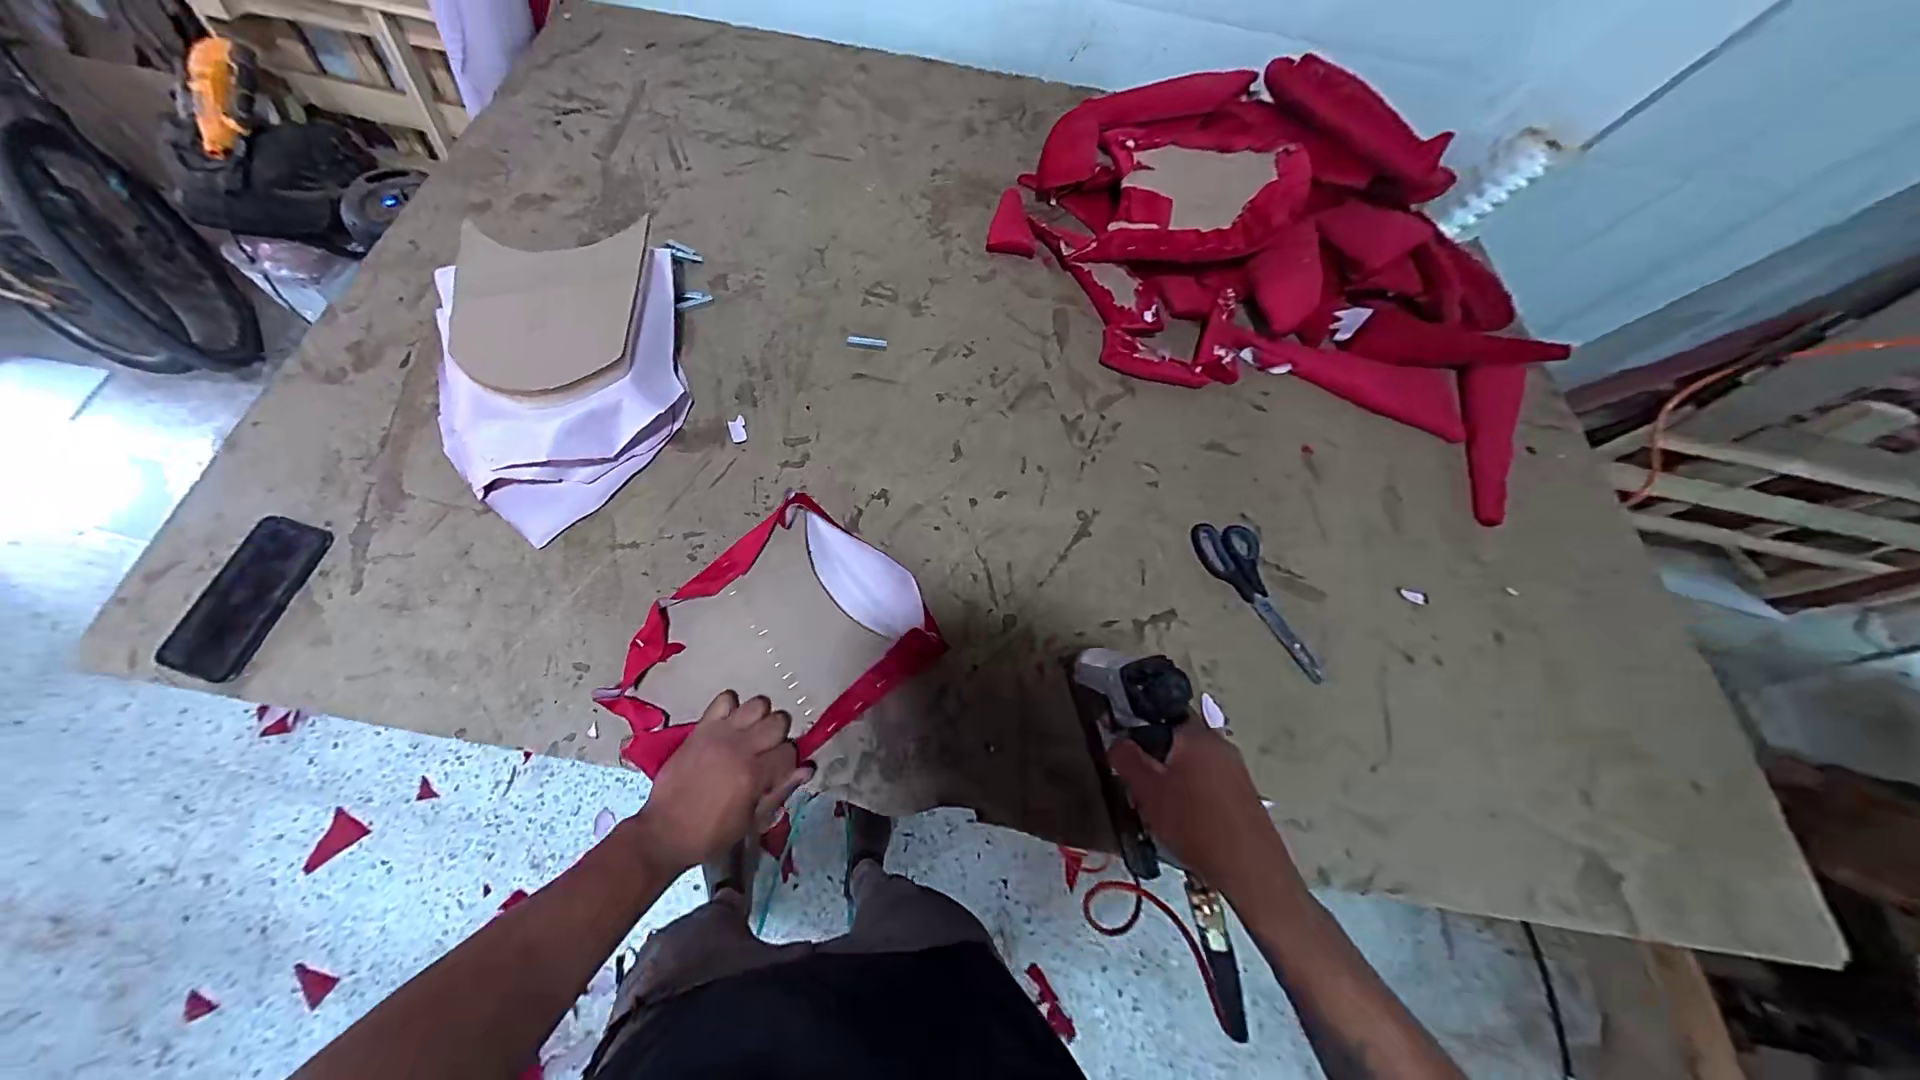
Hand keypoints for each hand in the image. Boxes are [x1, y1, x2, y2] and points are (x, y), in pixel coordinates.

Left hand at [630, 691, 812, 874]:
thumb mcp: (752, 821)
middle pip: (779, 721)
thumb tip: (806, 769)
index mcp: (753, 774)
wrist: (664, 832)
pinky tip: (729, 727)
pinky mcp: (701, 729)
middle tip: (765, 754)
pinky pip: (725, 699)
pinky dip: (732, 708)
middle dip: (778, 737)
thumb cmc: (710, 834)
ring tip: (750, 737)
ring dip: (759, 719)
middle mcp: (739, 748)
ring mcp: (719, 735)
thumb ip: (780, 791)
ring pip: (758, 704)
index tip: (776, 775)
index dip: (787, 764)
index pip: (790, 751)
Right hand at [1109, 723, 1299, 897]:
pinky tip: (1185, 824)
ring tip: (1160, 811)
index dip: (1137, 733)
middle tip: (1139, 788)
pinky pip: (1208, 784)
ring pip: (1191, 766)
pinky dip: (1192, 797)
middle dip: (1154, 762)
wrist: (1250, 870)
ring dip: (1172, 782)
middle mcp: (1220, 744)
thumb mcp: (1147, 790)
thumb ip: (1126, 759)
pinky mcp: (1244, 795)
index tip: (1125, 756)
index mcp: (1196, 735)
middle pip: (1175, 743)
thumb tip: (1117, 741)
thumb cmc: (1193, 822)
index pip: (1159, 715)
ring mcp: (1236, 770)